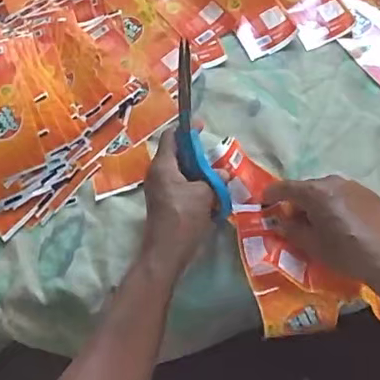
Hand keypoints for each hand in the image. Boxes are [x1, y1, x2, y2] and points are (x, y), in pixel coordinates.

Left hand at [138, 127, 216, 275]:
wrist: (166, 253)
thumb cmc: (183, 218)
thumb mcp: (205, 194)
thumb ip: (215, 179)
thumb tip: (223, 173)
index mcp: (163, 165)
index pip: (171, 136)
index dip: (186, 129)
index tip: (202, 126)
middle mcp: (157, 173)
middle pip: (176, 153)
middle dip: (196, 153)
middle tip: (214, 155)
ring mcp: (159, 189)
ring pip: (180, 171)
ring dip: (197, 171)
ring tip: (216, 175)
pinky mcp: (164, 203)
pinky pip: (180, 185)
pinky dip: (194, 185)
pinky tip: (211, 194)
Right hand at [264, 175, 379, 287]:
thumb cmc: (343, 252)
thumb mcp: (310, 245)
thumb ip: (290, 229)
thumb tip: (279, 221)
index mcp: (314, 192)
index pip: (285, 188)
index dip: (271, 195)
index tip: (264, 202)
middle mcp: (332, 181)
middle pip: (306, 188)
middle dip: (297, 201)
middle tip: (293, 219)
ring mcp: (352, 185)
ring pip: (326, 190)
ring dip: (318, 202)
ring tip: (320, 222)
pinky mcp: (368, 193)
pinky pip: (344, 195)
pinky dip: (336, 204)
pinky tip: (341, 222)